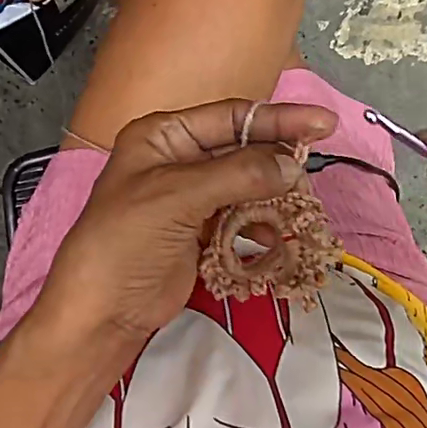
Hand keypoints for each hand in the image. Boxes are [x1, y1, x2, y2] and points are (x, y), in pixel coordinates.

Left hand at [36, 99, 338, 351]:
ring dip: (273, 199)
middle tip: (312, 178)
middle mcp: (177, 160)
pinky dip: (260, 226)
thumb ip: (238, 175)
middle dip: (278, 163)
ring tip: (300, 211)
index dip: (278, 118)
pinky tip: (276, 237)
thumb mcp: (177, 197)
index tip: (324, 124)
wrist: (102, 311)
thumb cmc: (125, 241)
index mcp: (163, 136)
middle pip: (242, 150)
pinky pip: (241, 219)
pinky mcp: (200, 232)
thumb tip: (292, 165)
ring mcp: (190, 198)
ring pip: (247, 187)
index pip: (230, 117)